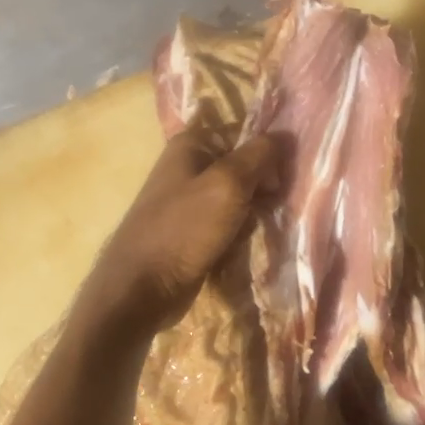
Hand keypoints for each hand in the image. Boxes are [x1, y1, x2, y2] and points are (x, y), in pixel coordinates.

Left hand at [93, 127, 279, 326]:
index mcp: (192, 144)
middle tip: (269, 206)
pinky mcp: (193, 228)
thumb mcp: (228, 183)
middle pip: (245, 165)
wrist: (139, 292)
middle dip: (262, 187)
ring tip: (248, 231)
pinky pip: (229, 220)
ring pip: (241, 195)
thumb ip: (260, 154)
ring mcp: (190, 198)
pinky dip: (238, 231)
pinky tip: (236, 246)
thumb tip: (285, 134)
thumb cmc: (184, 229)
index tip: (281, 177)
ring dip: (251, 213)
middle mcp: (189, 165)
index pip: (247, 133)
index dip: (268, 153)